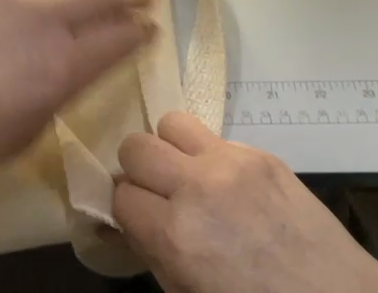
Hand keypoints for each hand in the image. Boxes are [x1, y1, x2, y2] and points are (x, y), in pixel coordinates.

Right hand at [114, 112, 377, 292]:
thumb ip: (151, 254)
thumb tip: (116, 222)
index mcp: (177, 235)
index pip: (120, 195)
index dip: (125, 210)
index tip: (137, 221)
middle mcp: (198, 187)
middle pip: (135, 146)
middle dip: (138, 172)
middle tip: (156, 195)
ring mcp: (232, 163)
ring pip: (171, 123)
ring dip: (170, 149)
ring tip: (186, 177)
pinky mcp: (261, 153)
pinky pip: (215, 138)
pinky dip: (210, 157)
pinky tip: (229, 187)